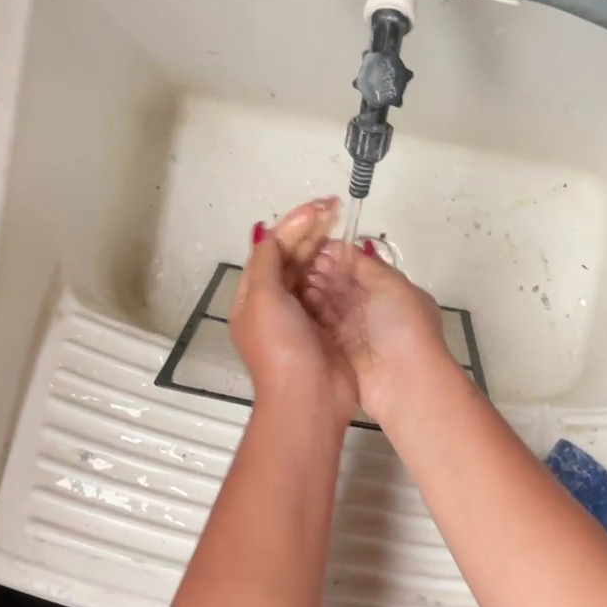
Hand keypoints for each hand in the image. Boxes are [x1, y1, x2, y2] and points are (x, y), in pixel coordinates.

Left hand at [230, 199, 357, 421]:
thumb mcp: (262, 298)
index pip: (272, 251)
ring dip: (327, 251)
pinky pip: (332, 295)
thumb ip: (266, 262)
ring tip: (345, 229)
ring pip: (313, 275)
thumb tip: (267, 233)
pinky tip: (353, 262)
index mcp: (253, 298)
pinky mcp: (327, 331)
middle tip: (337, 209)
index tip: (321, 208)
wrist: (308, 399)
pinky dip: (340, 277)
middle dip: (312, 233)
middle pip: (293, 260)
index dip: (294, 225)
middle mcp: (276, 307)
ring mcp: (303, 320)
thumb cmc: (281, 348)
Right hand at [300, 240, 453, 422]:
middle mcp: (369, 308)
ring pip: (327, 304)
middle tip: (297, 263)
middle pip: (338, 284)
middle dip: (318, 272)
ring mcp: (353, 331)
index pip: (355, 266)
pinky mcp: (339, 350)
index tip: (312, 249)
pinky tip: (294, 302)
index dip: (334, 256)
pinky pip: (320, 327)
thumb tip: (339, 248)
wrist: (405, 380)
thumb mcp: (391, 284)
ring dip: (311, 290)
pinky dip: (309, 314)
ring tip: (292, 279)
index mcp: (386, 289)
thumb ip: (364, 264)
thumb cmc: (404, 326)